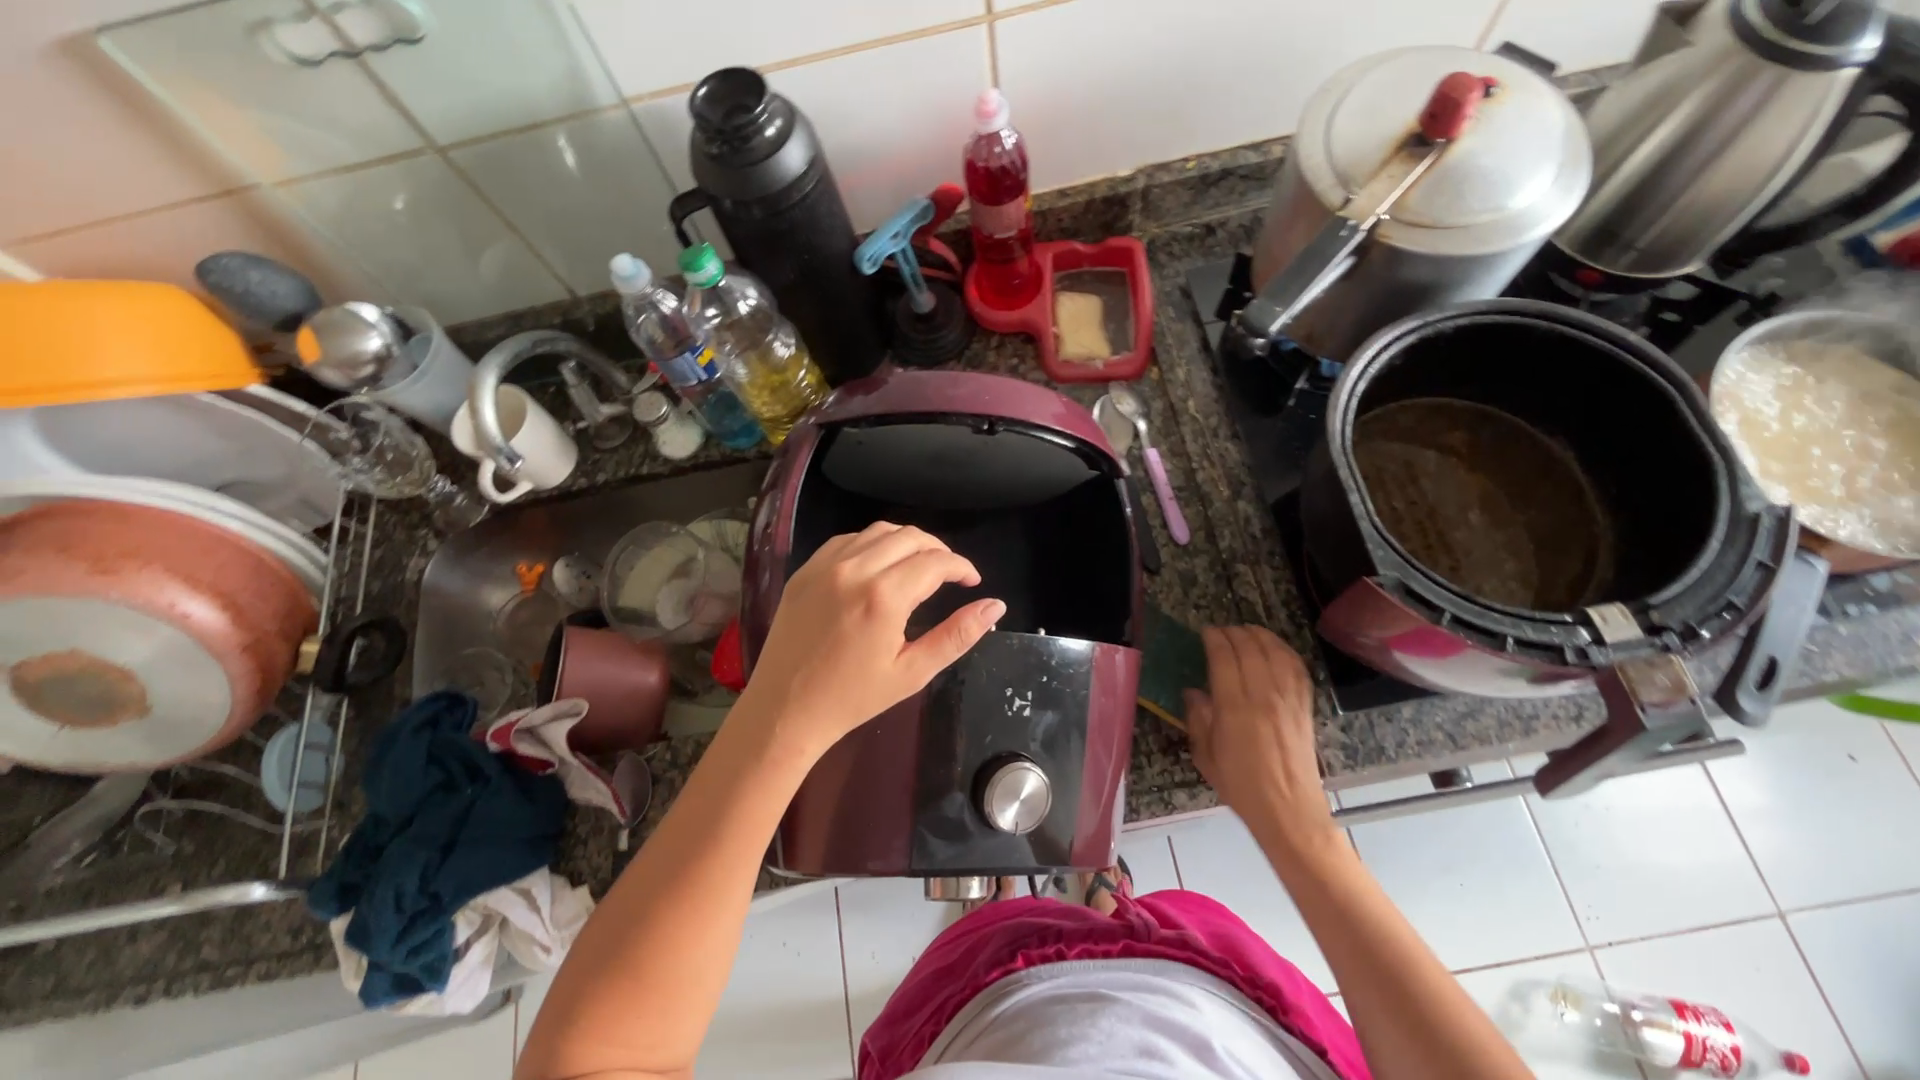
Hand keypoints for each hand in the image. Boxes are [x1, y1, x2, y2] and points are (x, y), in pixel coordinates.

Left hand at [738, 523, 1004, 755]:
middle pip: (909, 537)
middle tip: (950, 574)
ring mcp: (824, 566)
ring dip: (906, 542)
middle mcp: (854, 569)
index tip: (972, 582)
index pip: (935, 561)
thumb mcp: (913, 672)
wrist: (784, 709)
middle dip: (938, 550)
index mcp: (884, 596)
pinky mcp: (805, 571)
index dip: (961, 566)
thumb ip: (957, 635)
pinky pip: (847, 540)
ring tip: (919, 567)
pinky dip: (872, 544)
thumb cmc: (853, 698)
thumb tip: (995, 606)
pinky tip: (879, 567)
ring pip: (878, 531)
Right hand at [1186, 627, 1337, 863]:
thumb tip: (1194, 692)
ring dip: (1260, 635)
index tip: (1205, 632)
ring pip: (1275, 652)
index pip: (1224, 658)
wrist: (1288, 809)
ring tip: (1246, 631)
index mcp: (1234, 708)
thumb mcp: (1205, 756)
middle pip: (1250, 648)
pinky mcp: (1304, 705)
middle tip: (1221, 631)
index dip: (1214, 639)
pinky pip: (1297, 667)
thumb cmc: (1241, 786)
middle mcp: (1263, 696)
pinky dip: (1285, 651)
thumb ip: (1198, 719)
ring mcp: (1288, 699)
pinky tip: (1275, 648)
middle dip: (1234, 633)